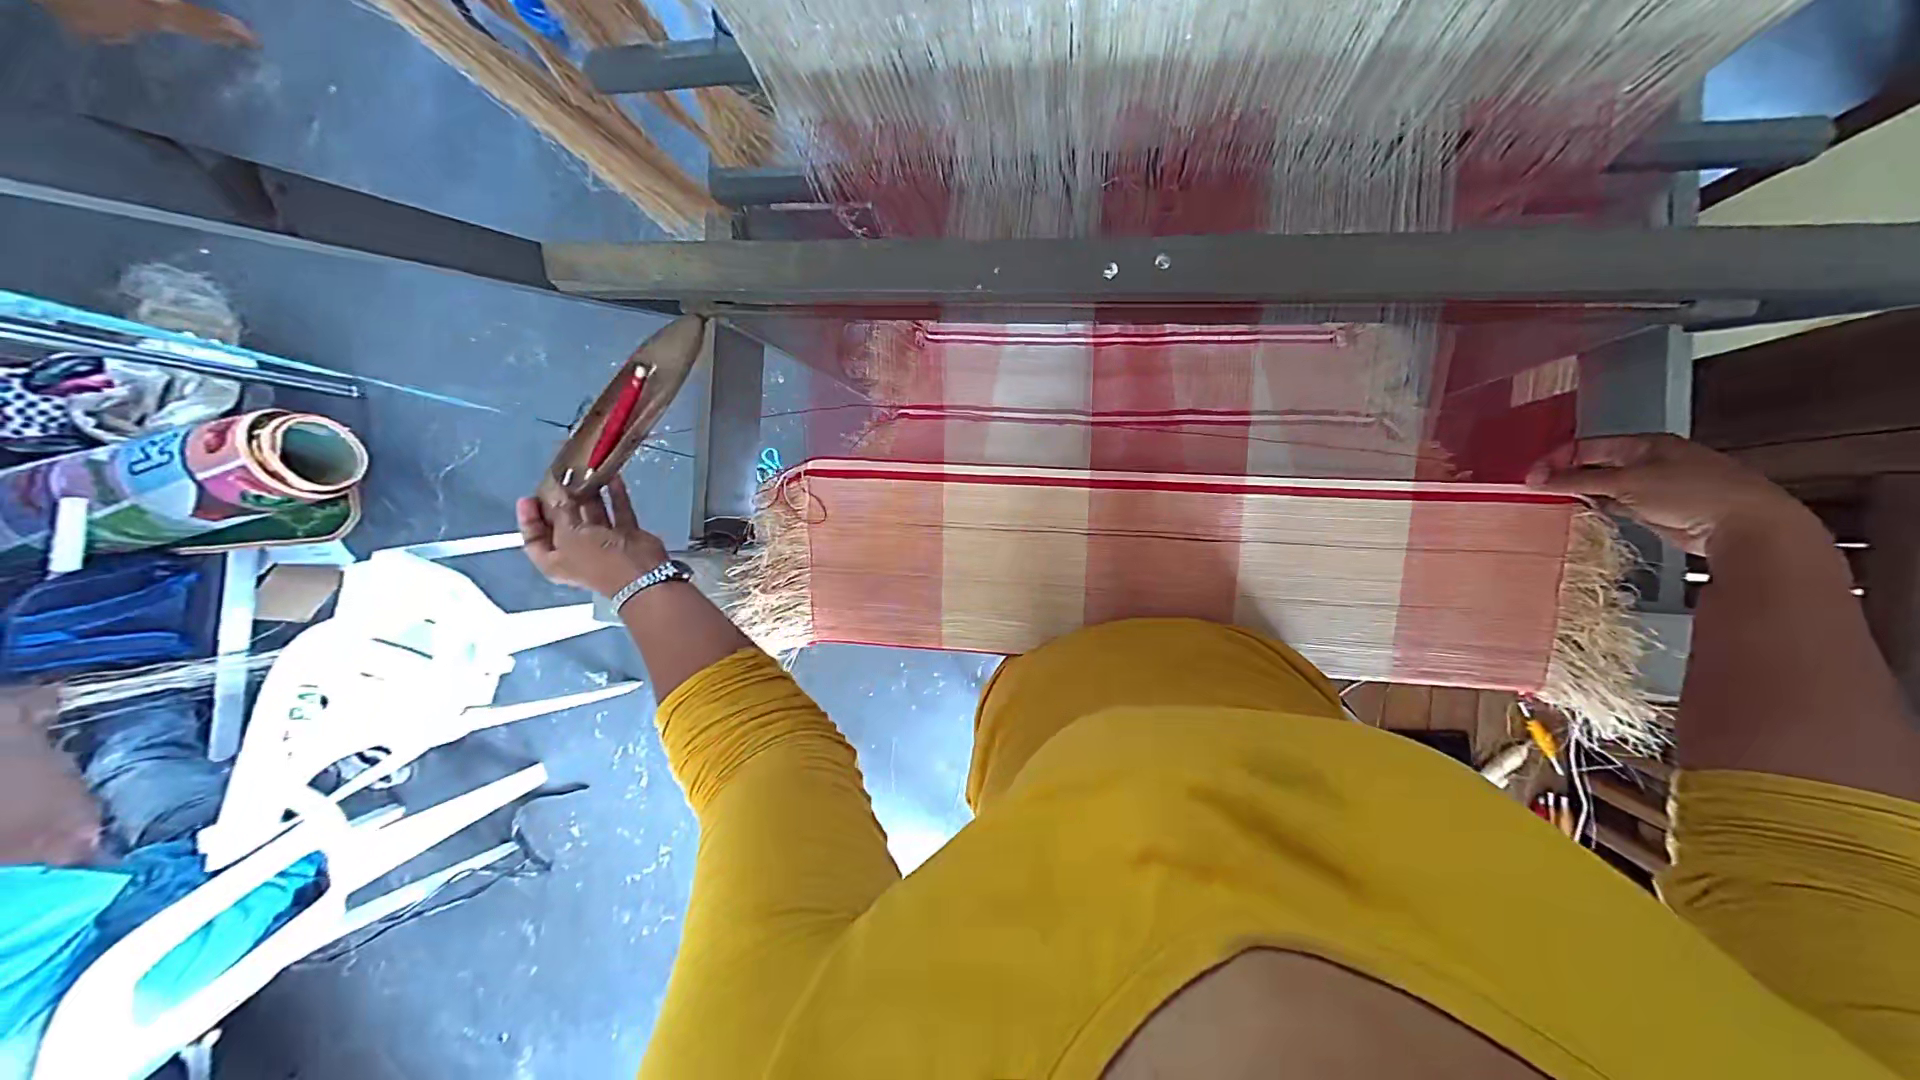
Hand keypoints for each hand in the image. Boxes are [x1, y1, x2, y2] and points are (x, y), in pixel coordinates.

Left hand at [517, 477, 669, 595]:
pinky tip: (610, 478)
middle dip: (561, 502)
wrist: (640, 572)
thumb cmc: (597, 559)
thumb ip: (561, 512)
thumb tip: (559, 494)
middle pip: (564, 523)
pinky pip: (617, 512)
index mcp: (555, 560)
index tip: (529, 498)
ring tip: (584, 474)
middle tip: (559, 479)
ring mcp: (603, 543)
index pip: (535, 538)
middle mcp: (576, 552)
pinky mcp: (626, 535)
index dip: (529, 518)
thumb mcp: (569, 536)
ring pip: (592, 515)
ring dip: (588, 496)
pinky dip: (615, 496)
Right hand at [1526, 434, 1814, 555]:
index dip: (1557, 459)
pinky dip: (1599, 507)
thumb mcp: (1627, 482)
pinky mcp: (1656, 508)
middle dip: (1566, 476)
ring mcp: (1653, 485)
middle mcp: (1647, 461)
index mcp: (1644, 444)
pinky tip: (1584, 513)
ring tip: (1555, 503)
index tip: (1531, 479)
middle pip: (1594, 465)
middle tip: (1538, 492)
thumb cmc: (1690, 493)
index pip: (1587, 446)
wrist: (1746, 525)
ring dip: (1581, 493)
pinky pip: (1616, 504)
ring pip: (1603, 486)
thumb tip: (1534, 479)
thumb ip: (1577, 480)